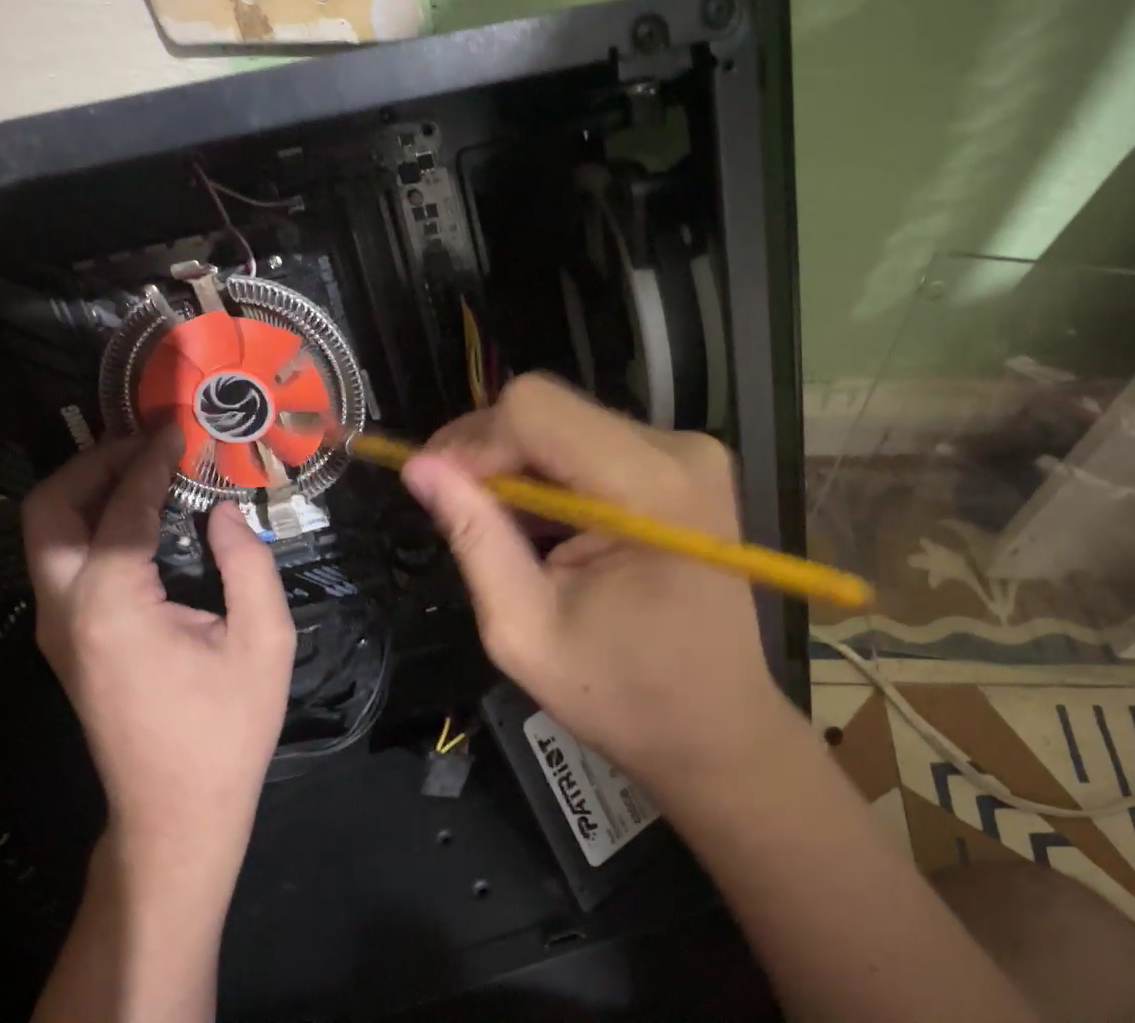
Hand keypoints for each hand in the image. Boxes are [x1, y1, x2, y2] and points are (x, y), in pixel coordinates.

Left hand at [22, 429, 295, 859]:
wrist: (176, 810)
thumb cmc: (226, 729)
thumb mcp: (263, 642)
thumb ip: (248, 564)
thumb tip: (224, 513)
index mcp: (114, 605)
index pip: (124, 507)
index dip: (151, 460)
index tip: (179, 428)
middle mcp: (66, 609)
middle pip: (48, 510)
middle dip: (92, 463)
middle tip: (145, 444)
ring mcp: (56, 629)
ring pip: (44, 537)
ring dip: (85, 492)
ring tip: (143, 471)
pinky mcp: (64, 644)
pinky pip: (61, 564)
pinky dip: (89, 526)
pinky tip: (139, 522)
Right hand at [400, 375, 798, 795]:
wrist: (716, 726)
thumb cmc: (624, 695)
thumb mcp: (525, 630)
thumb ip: (475, 538)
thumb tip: (418, 466)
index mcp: (651, 487)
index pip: (535, 409)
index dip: (474, 442)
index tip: (437, 488)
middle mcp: (681, 451)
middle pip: (554, 411)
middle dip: (491, 452)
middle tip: (454, 506)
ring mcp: (692, 455)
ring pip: (571, 424)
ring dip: (522, 466)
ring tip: (495, 526)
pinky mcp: (687, 469)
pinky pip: (597, 447)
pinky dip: (556, 477)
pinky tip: (541, 526)